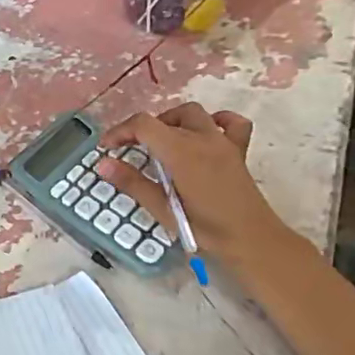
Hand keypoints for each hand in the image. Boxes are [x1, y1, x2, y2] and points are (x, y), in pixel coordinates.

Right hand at [91, 103, 292, 268]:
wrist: (252, 240)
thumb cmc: (205, 229)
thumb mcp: (162, 209)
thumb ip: (132, 182)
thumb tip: (102, 164)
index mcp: (181, 152)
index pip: (143, 125)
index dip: (120, 132)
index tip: (106, 148)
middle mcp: (202, 139)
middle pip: (164, 118)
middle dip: (141, 129)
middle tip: (129, 150)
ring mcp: (223, 142)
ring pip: (193, 114)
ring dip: (170, 121)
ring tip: (159, 142)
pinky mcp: (237, 151)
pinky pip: (230, 123)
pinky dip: (214, 121)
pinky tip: (203, 134)